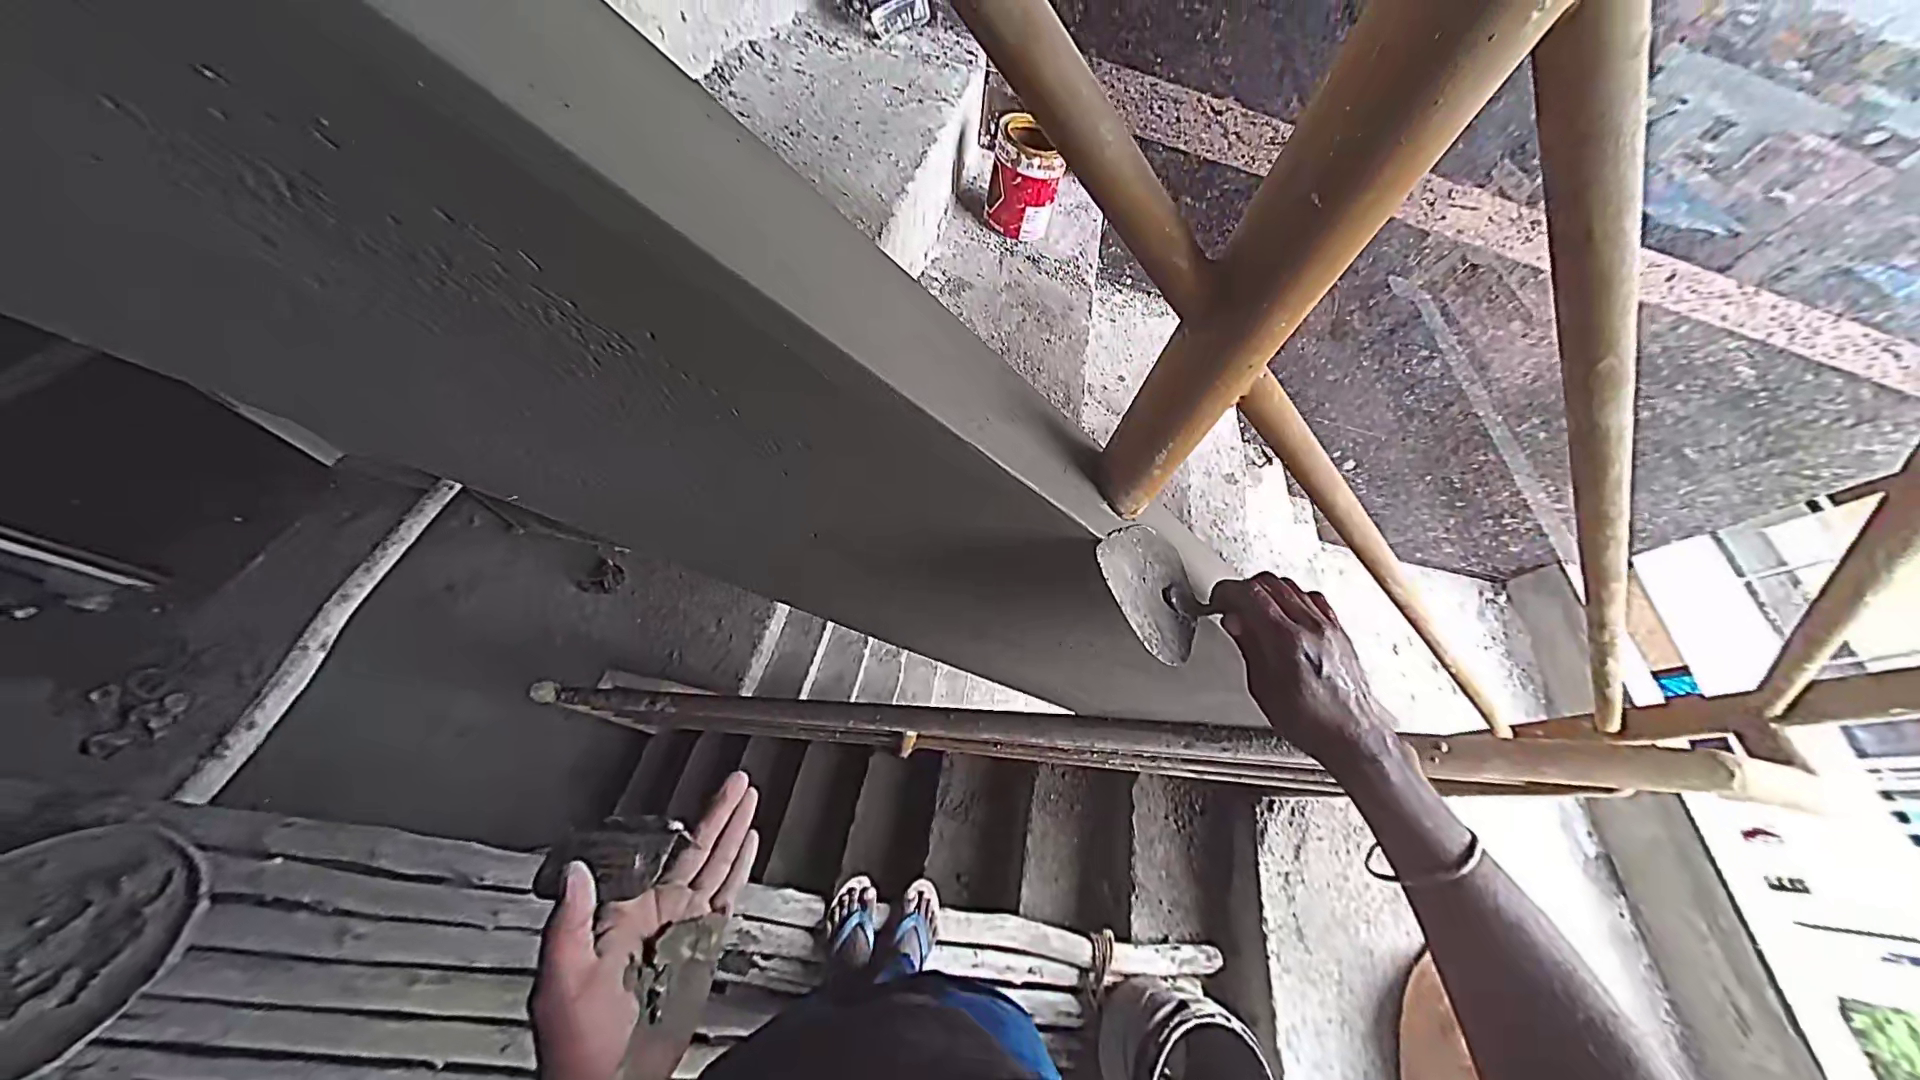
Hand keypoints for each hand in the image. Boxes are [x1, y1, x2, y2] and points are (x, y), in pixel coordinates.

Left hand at [530, 772, 760, 1079]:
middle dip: (725, 814)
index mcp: (635, 910)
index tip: (717, 791)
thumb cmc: (579, 1042)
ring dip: (737, 834)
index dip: (702, 817)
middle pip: (704, 850)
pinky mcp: (703, 948)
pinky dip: (741, 870)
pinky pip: (727, 900)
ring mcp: (687, 929)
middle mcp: (664, 912)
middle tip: (742, 783)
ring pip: (720, 868)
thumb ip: (570, 923)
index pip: (676, 851)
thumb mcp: (564, 978)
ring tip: (752, 803)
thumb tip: (575, 874)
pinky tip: (749, 848)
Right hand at [1213, 573, 1398, 774]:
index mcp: (1285, 641)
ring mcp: (1327, 626)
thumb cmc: (1310, 720)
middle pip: (1269, 582)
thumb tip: (1234, 620)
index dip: (1226, 591)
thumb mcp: (1262, 687)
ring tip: (1254, 608)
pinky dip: (1292, 597)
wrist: (1351, 734)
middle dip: (1243, 589)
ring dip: (1266, 591)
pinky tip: (1284, 611)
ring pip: (1290, 586)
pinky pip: (1312, 597)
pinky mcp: (1339, 630)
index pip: (1250, 593)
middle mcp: (1310, 627)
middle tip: (1231, 604)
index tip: (1218, 600)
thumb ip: (1248, 646)